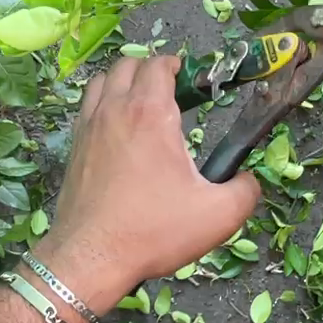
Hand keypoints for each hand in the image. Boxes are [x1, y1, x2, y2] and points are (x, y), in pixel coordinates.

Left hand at [31, 56, 260, 316]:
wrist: (90, 258)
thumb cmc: (153, 231)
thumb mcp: (217, 216)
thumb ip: (245, 190)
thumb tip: (248, 178)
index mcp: (150, 114)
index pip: (159, 66)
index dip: (178, 66)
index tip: (193, 82)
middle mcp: (116, 109)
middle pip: (128, 64)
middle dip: (151, 70)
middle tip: (171, 91)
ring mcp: (89, 125)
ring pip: (103, 80)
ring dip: (123, 81)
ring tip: (142, 103)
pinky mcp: (74, 145)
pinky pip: (87, 105)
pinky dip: (103, 102)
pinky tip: (118, 128)